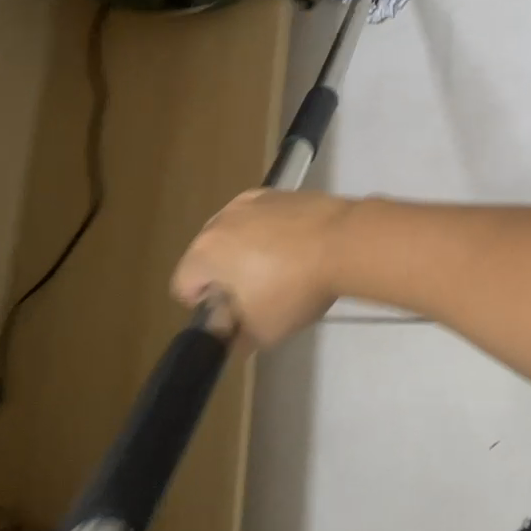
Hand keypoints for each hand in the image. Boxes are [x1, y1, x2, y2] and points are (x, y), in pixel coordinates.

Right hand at [171, 189, 355, 347]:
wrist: (347, 241)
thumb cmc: (295, 288)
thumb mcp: (262, 331)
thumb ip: (237, 339)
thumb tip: (235, 338)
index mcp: (205, 251)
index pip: (184, 286)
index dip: (206, 306)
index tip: (234, 314)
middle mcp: (223, 218)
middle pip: (209, 254)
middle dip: (227, 275)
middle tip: (259, 293)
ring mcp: (256, 199)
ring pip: (238, 232)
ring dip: (250, 250)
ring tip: (284, 268)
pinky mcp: (285, 192)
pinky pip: (267, 217)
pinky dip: (275, 231)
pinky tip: (300, 246)